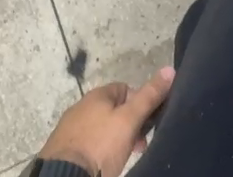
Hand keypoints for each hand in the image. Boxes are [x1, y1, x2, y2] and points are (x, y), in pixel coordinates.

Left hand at [37, 67, 174, 176]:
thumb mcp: (129, 120)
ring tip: (122, 157)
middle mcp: (81, 106)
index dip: (140, 104)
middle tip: (138, 145)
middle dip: (129, 125)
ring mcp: (69, 129)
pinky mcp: (62, 150)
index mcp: (97, 94)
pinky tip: (102, 163)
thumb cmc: (100, 145)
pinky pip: (87, 144)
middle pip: (113, 110)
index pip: (126, 89)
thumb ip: (149, 96)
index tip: (147, 124)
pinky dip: (97, 151)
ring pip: (100, 129)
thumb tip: (170, 69)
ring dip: (114, 139)